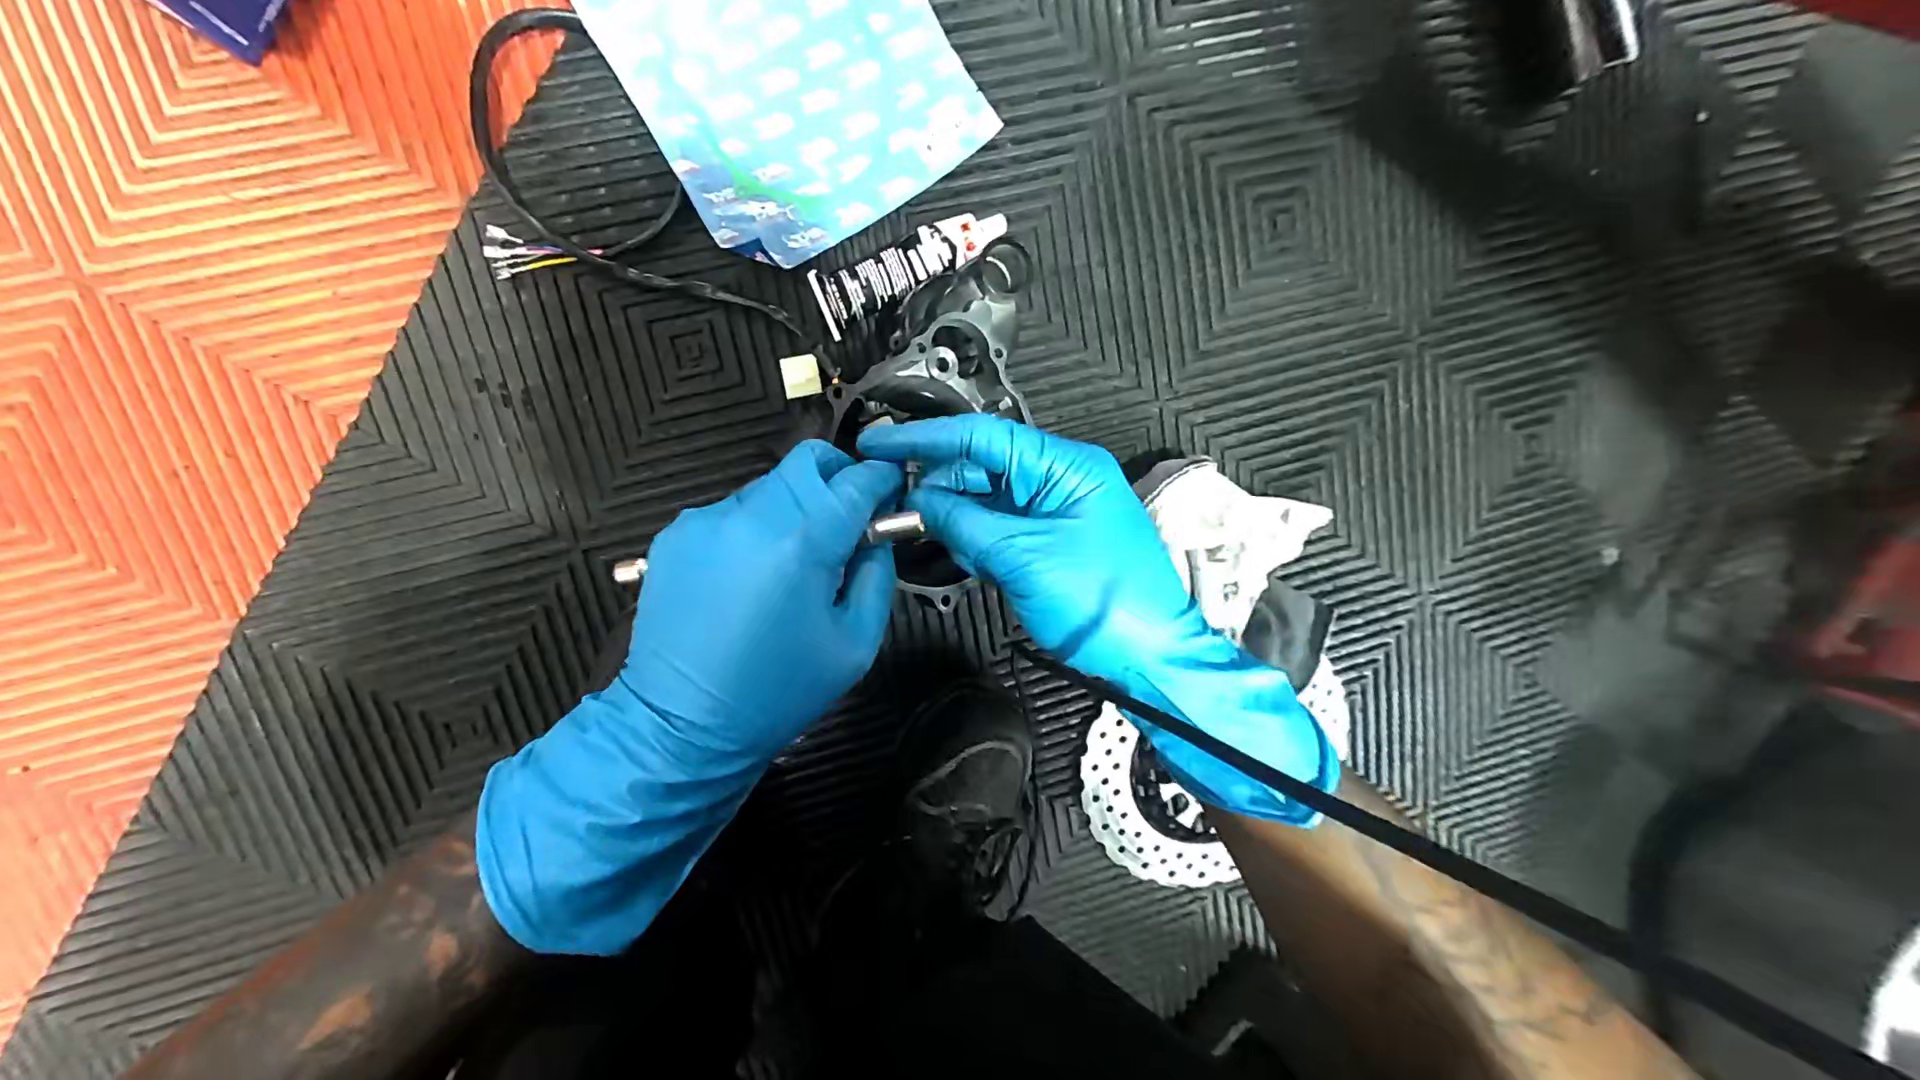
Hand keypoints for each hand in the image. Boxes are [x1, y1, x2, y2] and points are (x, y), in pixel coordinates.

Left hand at [623, 439, 902, 759]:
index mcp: (801, 546)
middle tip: (848, 518)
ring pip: (770, 485)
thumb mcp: (856, 644)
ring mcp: (706, 522)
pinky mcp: (675, 535)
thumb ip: (877, 575)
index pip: (853, 481)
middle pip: (807, 462)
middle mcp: (750, 518)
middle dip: (838, 478)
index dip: (881, 478)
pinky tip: (752, 573)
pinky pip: (734, 511)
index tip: (891, 486)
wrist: (680, 725)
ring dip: (795, 505)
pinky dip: (757, 525)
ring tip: (794, 559)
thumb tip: (875, 533)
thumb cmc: (778, 691)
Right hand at [858, 415, 1193, 683]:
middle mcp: (1061, 482)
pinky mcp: (1047, 543)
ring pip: (986, 499)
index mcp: (1066, 468)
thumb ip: (963, 523)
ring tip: (917, 526)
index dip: (926, 438)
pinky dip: (971, 536)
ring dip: (952, 513)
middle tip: (894, 495)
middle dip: (937, 481)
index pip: (983, 436)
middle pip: (981, 465)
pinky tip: (954, 548)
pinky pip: (998, 528)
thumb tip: (921, 501)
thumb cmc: (1111, 607)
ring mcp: (1054, 513)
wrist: (1147, 658)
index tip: (884, 442)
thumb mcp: (1022, 557)